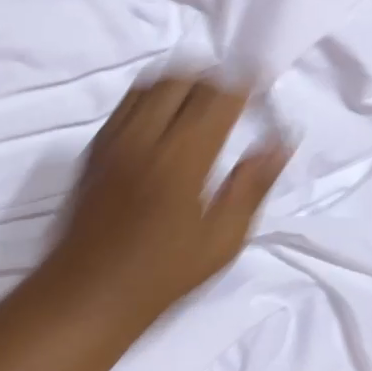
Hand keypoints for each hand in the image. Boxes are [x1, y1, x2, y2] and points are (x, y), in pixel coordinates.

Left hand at [42, 75, 288, 326]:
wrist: (91, 292)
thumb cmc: (165, 273)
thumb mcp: (223, 239)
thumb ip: (252, 185)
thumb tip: (279, 142)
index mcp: (182, 157)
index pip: (217, 96)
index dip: (244, 84)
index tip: (260, 88)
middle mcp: (144, 136)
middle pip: (181, 78)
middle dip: (212, 78)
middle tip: (233, 97)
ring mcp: (113, 139)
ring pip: (148, 84)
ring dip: (180, 82)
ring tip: (200, 102)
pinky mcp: (93, 149)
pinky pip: (125, 104)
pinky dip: (151, 97)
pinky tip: (164, 121)